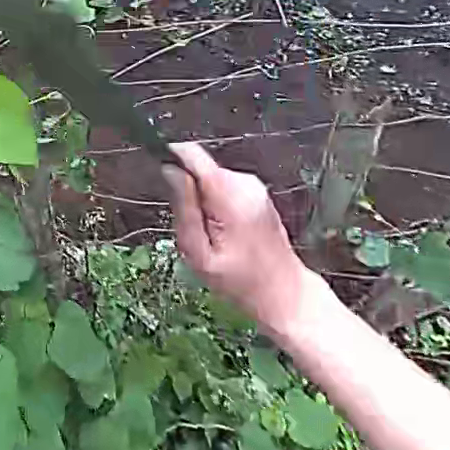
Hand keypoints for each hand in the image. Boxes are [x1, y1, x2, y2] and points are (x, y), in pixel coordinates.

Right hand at [162, 140, 315, 335]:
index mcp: (230, 197)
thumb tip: (169, 170)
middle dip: (187, 189)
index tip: (161, 179)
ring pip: (208, 175)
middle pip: (198, 167)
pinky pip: (220, 183)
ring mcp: (254, 186)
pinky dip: (213, 200)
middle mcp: (245, 184)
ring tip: (210, 230)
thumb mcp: (199, 252)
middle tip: (193, 224)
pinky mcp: (256, 191)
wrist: (287, 295)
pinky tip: (223, 227)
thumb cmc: (240, 282)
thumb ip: (184, 208)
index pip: (192, 154)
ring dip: (200, 197)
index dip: (171, 158)